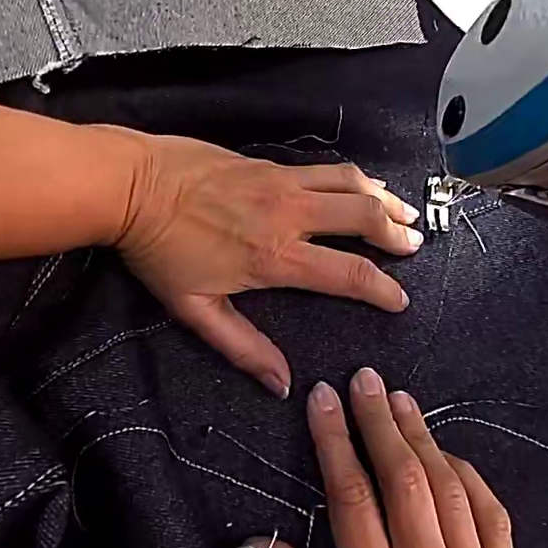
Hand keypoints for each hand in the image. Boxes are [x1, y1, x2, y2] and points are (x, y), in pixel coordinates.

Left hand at [110, 129, 423, 395]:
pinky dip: (358, 179)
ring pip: (352, 184)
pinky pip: (329, 168)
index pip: (347, 273)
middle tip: (415, 246)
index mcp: (275, 257)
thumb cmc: (160, 249)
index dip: (381, 289)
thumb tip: (282, 384)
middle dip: (397, 233)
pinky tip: (367, 185)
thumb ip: (243, 346)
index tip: (400, 300)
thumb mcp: (195, 308)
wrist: (132, 183)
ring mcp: (284, 182)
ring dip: (386, 199)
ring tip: (407, 212)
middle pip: (362, 218)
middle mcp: (291, 214)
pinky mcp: (273, 163)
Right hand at [241, 369, 532, 547]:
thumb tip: (257, 546)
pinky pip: (494, 517)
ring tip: (402, 401)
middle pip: (403, 479)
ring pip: (448, 488)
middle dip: (380, 420)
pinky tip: (450, 455)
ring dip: (422, 436)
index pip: (352, 500)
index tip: (324, 401)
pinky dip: (471, 477)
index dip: (335, 442)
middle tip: (366, 380)